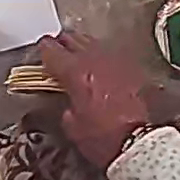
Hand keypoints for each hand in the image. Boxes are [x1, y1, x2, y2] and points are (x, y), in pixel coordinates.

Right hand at [40, 31, 152, 166]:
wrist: (137, 141)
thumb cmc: (101, 136)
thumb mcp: (71, 125)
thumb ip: (65, 104)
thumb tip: (68, 99)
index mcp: (75, 72)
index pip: (52, 50)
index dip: (43, 50)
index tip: (41, 51)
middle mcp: (94, 59)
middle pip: (73, 39)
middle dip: (62, 44)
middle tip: (56, 51)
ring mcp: (114, 60)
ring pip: (92, 42)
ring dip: (82, 47)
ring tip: (77, 55)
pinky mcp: (130, 67)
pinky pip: (110, 54)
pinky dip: (100, 57)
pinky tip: (99, 66)